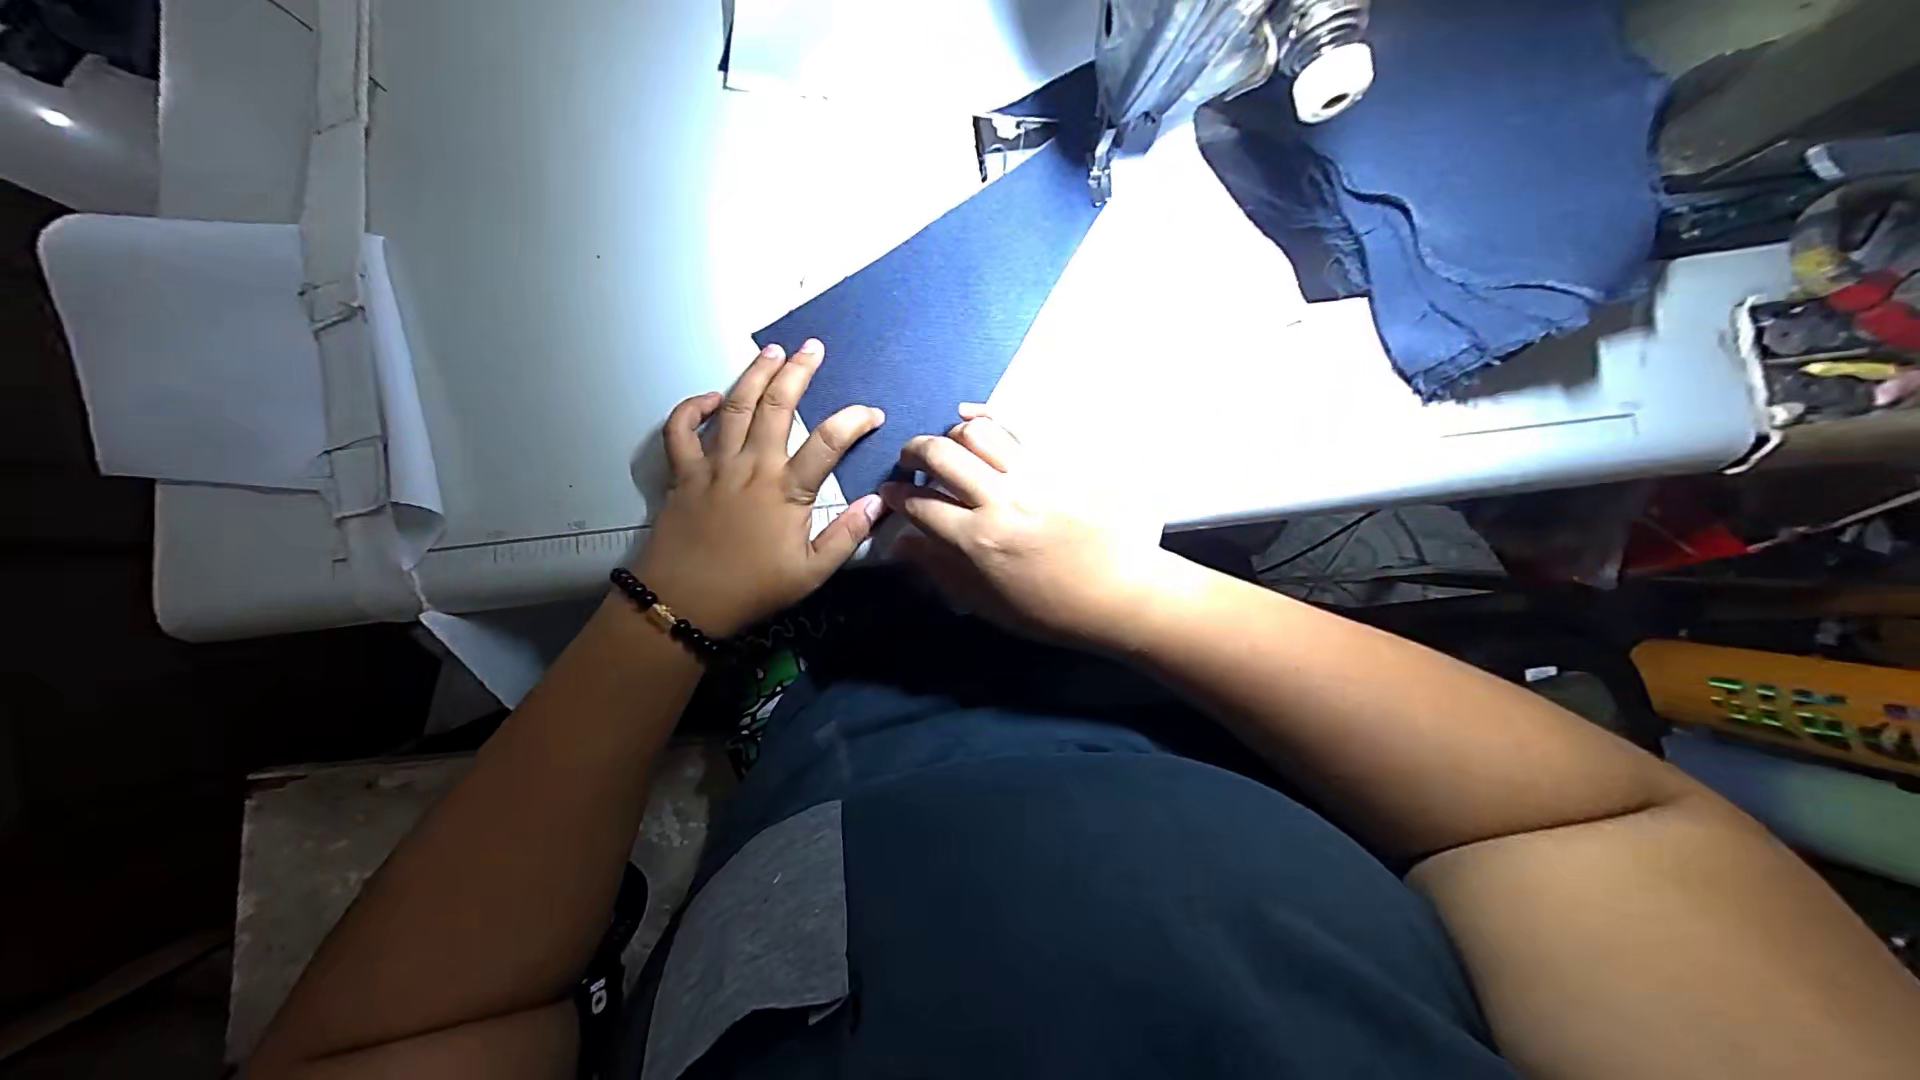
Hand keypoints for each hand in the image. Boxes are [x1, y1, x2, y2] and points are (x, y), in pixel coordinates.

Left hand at [634, 340, 884, 635]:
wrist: (684, 602)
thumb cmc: (753, 589)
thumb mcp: (812, 573)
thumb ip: (847, 535)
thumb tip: (878, 502)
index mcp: (786, 490)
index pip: (829, 441)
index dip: (855, 420)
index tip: (873, 414)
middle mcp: (751, 466)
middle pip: (777, 407)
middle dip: (798, 372)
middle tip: (812, 348)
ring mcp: (713, 466)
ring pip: (734, 407)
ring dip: (754, 375)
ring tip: (772, 351)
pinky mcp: (682, 473)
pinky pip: (680, 430)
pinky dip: (693, 408)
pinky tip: (711, 397)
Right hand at [880, 406, 1176, 648]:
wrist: (1120, 594)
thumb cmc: (1052, 609)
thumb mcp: (988, 602)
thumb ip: (942, 568)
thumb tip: (902, 542)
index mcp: (979, 541)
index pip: (921, 505)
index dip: (896, 497)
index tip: (891, 494)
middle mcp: (1000, 500)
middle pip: (941, 455)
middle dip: (913, 452)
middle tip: (910, 463)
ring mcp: (1032, 476)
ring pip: (977, 432)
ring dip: (951, 434)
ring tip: (947, 446)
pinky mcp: (1059, 465)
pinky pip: (1018, 428)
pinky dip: (989, 416)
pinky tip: (972, 416)